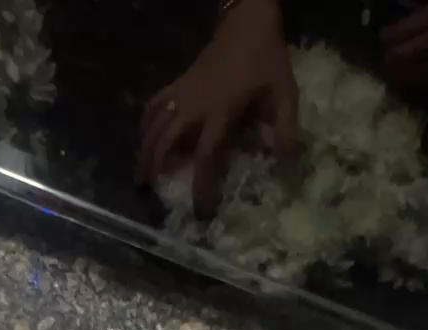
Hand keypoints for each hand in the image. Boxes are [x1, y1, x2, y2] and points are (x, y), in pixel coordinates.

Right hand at [137, 0, 298, 217]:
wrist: (247, 21)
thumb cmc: (266, 58)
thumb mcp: (284, 91)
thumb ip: (286, 127)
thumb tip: (288, 162)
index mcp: (220, 111)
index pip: (206, 156)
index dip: (202, 186)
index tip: (201, 210)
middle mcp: (195, 106)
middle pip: (166, 141)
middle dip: (155, 167)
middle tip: (147, 191)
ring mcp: (182, 93)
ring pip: (154, 125)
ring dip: (143, 150)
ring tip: (139, 173)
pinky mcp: (178, 83)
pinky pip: (154, 104)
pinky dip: (145, 122)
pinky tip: (143, 137)